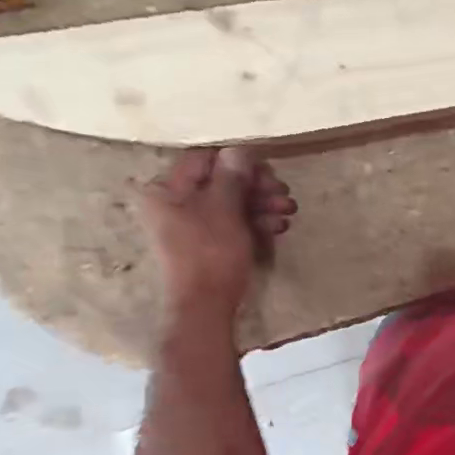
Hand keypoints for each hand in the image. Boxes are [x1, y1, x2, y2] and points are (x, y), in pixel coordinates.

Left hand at [136, 147, 296, 324]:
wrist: (206, 304)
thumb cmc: (210, 253)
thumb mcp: (224, 210)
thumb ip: (231, 178)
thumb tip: (239, 150)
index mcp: (167, 190)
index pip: (204, 161)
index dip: (239, 163)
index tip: (269, 173)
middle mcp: (174, 203)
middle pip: (221, 183)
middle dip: (257, 188)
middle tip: (284, 195)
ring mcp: (192, 225)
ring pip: (233, 204)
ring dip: (263, 206)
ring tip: (287, 213)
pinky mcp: (208, 243)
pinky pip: (234, 224)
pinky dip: (256, 223)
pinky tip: (277, 228)